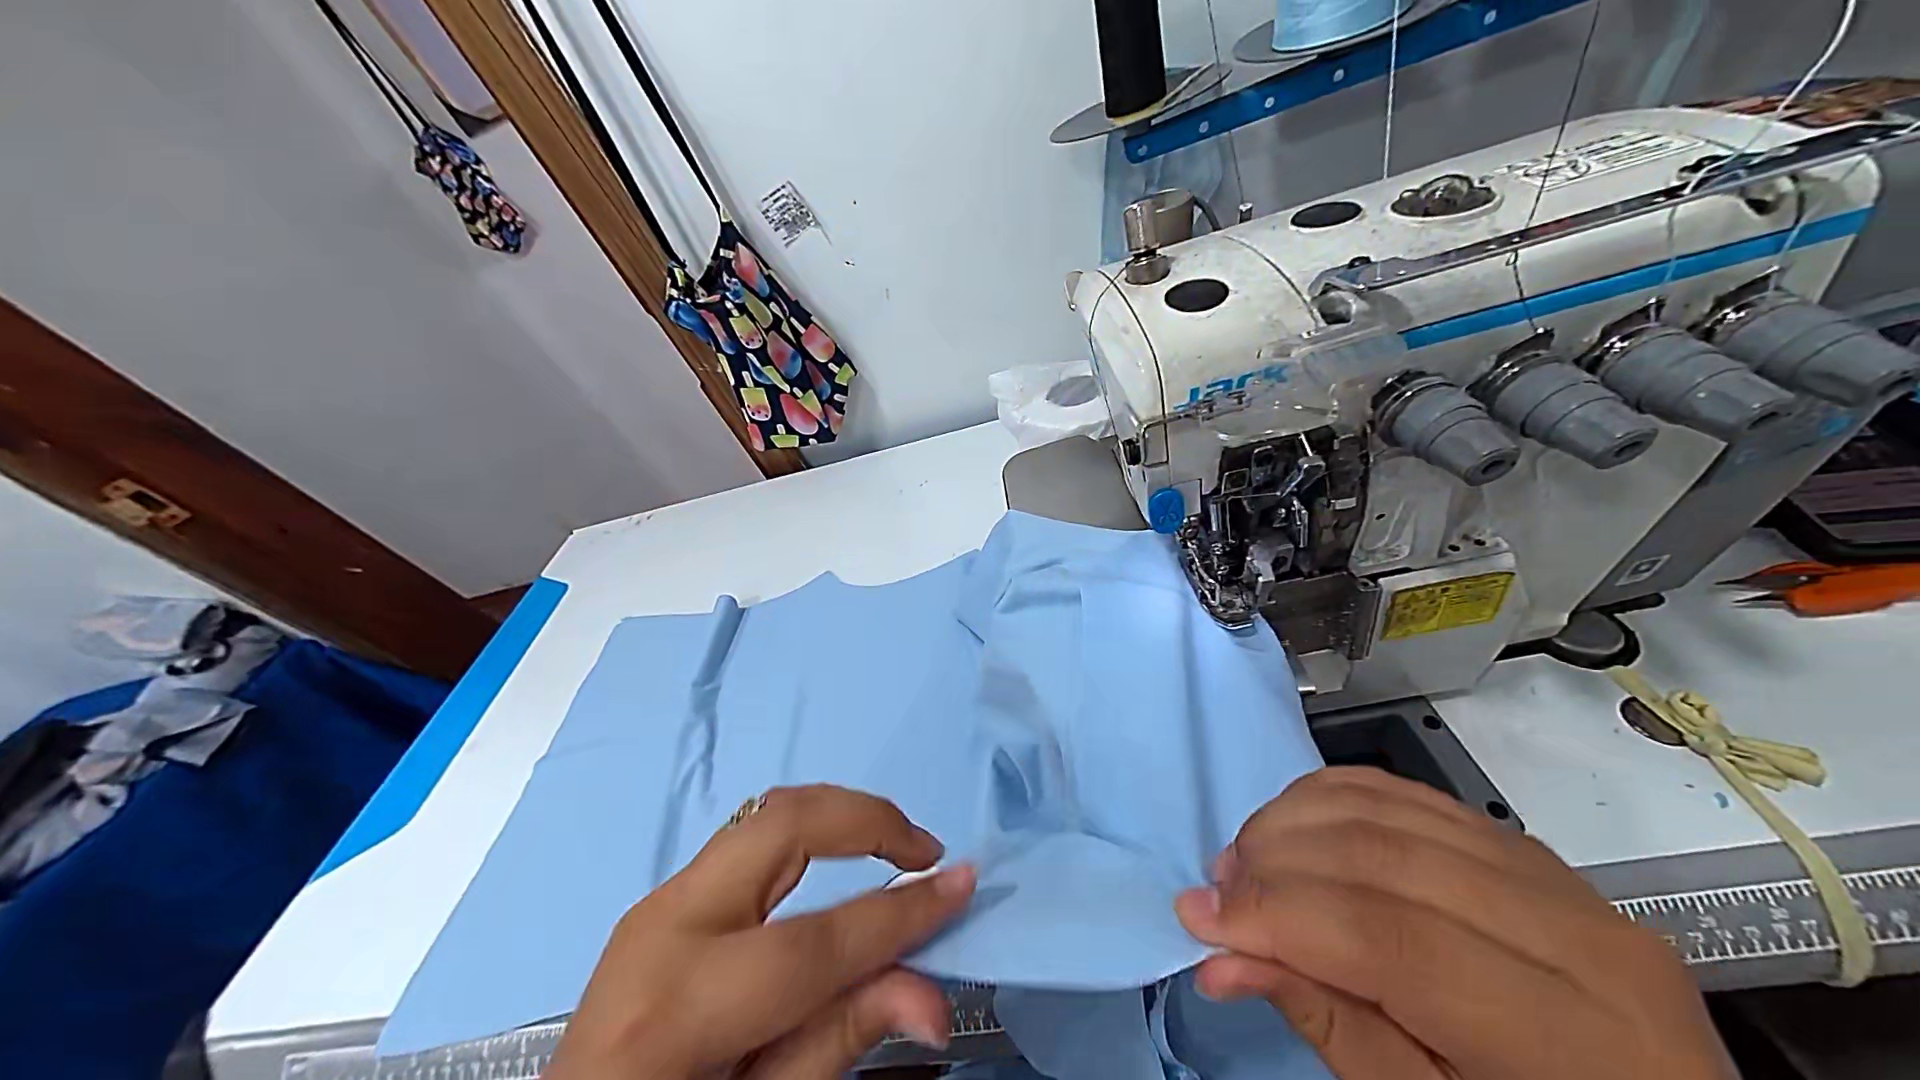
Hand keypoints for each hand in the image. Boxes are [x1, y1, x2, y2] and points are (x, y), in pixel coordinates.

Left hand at [546, 785, 975, 1079]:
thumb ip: (840, 1040)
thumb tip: (931, 996)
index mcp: (682, 1005)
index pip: (819, 940)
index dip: (902, 911)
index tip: (962, 883)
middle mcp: (667, 925)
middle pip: (784, 824)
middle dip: (868, 818)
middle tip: (925, 850)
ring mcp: (661, 899)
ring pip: (768, 810)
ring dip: (843, 815)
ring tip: (896, 847)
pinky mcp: (667, 892)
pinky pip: (753, 835)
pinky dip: (812, 831)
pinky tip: (843, 857)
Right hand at [1176, 767, 1735, 1079]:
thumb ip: (1330, 1024)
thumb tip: (1220, 959)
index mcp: (1578, 1037)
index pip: (1394, 941)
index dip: (1281, 919)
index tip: (1199, 919)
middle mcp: (1578, 932)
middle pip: (1383, 856)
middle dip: (1274, 864)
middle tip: (1216, 892)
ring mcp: (1553, 873)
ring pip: (1386, 807)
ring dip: (1290, 822)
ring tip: (1245, 863)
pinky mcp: (1518, 842)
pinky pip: (1404, 793)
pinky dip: (1327, 798)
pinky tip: (1292, 829)